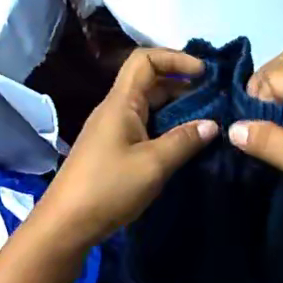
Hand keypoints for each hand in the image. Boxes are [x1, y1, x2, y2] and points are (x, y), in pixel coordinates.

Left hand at [28, 48, 218, 248]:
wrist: (67, 224)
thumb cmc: (108, 188)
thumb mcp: (153, 164)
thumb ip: (185, 141)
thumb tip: (213, 124)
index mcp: (120, 103)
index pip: (145, 60)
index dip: (176, 58)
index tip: (205, 73)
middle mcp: (114, 110)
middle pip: (149, 82)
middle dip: (183, 86)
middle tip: (216, 101)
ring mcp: (112, 131)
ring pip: (148, 108)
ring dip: (177, 110)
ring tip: (207, 123)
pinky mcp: (112, 151)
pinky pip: (143, 129)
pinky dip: (166, 130)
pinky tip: (185, 146)